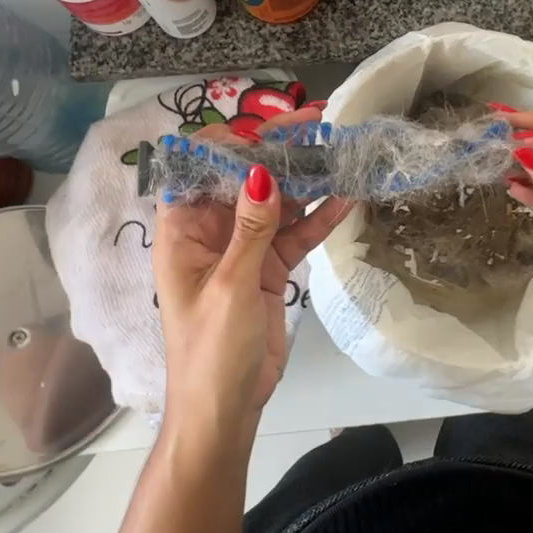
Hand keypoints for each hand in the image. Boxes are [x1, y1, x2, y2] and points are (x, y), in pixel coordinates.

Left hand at [153, 107, 351, 436]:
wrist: (225, 411)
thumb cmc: (211, 350)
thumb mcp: (230, 286)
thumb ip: (251, 228)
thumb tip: (262, 170)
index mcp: (184, 228)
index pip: (198, 167)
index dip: (228, 142)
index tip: (267, 129)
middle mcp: (212, 229)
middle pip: (245, 176)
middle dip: (279, 150)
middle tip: (319, 122)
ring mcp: (244, 246)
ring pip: (277, 199)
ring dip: (306, 178)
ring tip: (341, 148)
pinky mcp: (270, 266)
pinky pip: (296, 232)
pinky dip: (320, 216)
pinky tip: (347, 196)